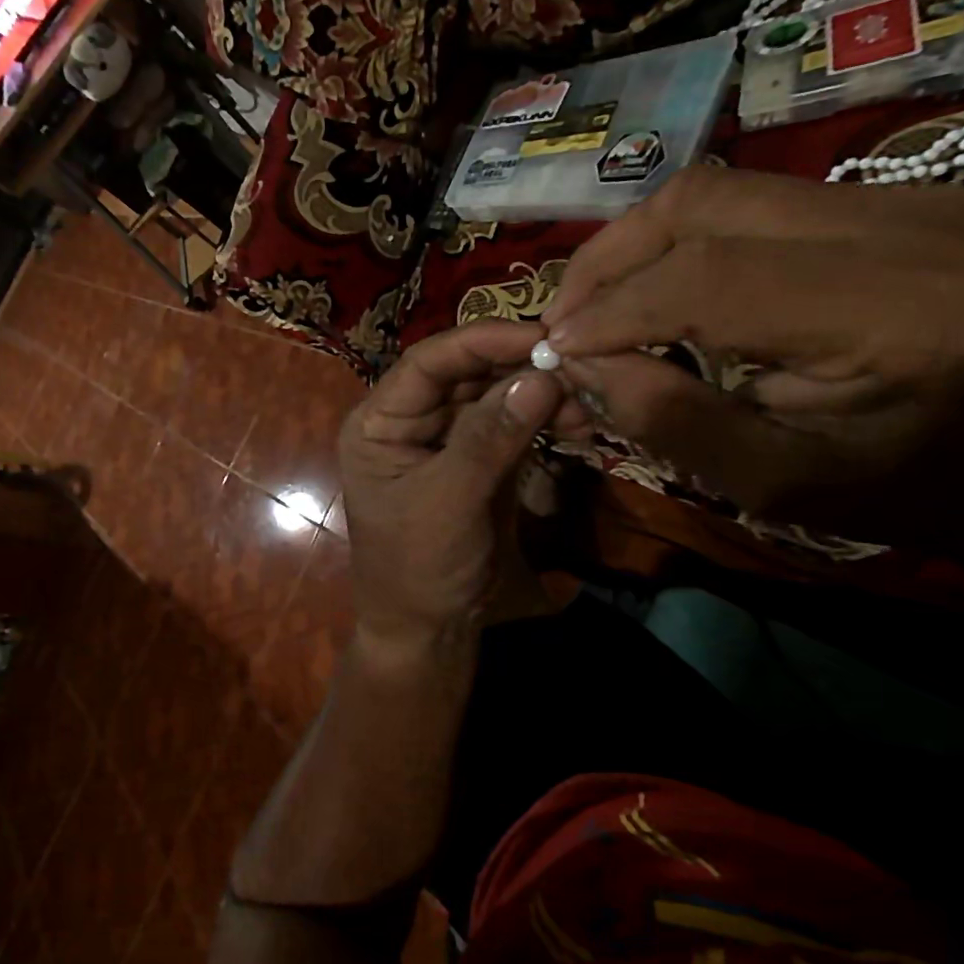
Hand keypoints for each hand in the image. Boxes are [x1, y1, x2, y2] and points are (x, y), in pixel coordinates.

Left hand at [339, 320, 563, 646]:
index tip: (543, 336)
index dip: (483, 340)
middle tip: (580, 368)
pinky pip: (512, 425)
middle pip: (466, 373)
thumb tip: (541, 375)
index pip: (428, 362)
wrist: (427, 628)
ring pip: (494, 395)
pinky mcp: (478, 460)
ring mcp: (445, 439)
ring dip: (540, 393)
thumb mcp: (449, 501)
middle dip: (521, 367)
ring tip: (584, 407)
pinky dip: (544, 420)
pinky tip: (577, 424)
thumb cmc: (419, 566)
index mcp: (379, 423)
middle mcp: (409, 421)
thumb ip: (490, 439)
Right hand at [541, 165, 963, 547]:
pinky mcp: (888, 199)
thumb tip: (577, 360)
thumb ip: (667, 417)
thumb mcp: (769, 481)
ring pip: (715, 191)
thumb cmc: (901, 489)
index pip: (707, 277)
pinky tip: (659, 293)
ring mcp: (900, 199)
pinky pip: (747, 204)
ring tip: (599, 308)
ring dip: (635, 248)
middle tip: (565, 321)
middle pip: (699, 204)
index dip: (612, 310)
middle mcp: (901, 228)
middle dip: (607, 261)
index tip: (554, 350)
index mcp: (890, 314)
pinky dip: (678, 246)